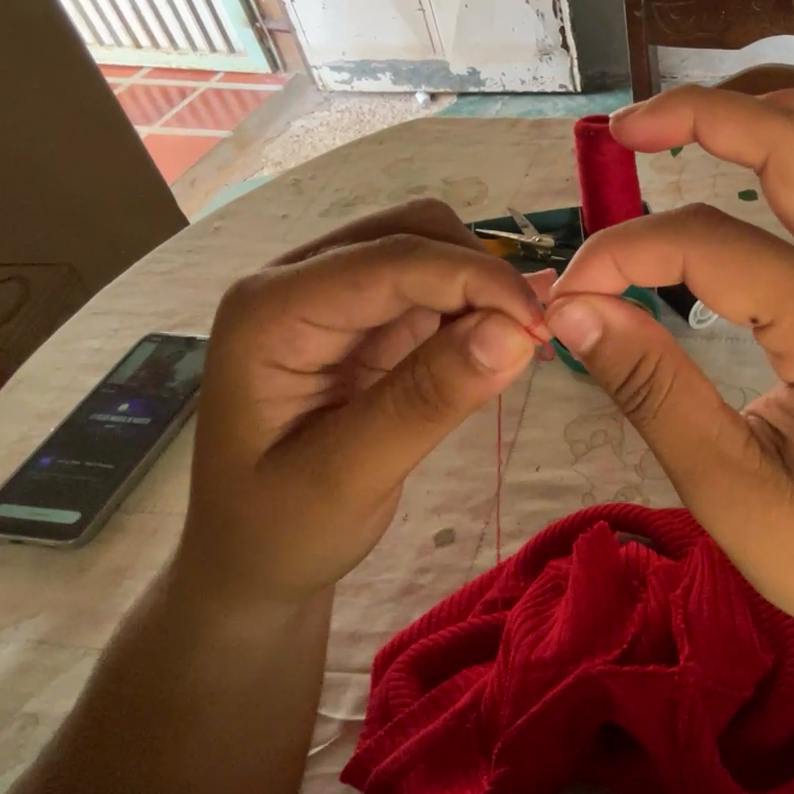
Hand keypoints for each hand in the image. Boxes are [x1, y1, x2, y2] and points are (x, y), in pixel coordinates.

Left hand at [178, 201, 546, 606]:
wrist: (251, 561)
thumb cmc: (281, 529)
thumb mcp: (350, 477)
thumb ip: (428, 399)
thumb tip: (515, 332)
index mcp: (270, 312)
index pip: (391, 260)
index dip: (476, 279)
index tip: (542, 328)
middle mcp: (295, 283)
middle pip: (411, 233)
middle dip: (480, 273)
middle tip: (530, 340)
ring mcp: (330, 296)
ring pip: (428, 248)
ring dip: (481, 286)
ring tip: (515, 346)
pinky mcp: (363, 318)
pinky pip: (432, 285)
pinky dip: (473, 305)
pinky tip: (492, 346)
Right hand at [544, 88, 793, 667]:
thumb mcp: (725, 486)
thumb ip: (650, 386)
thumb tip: (576, 308)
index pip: (708, 245)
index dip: (622, 255)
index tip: (566, 299)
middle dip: (704, 115)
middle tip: (624, 127)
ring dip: (775, 108)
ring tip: (697, 115)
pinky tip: (766, 157)